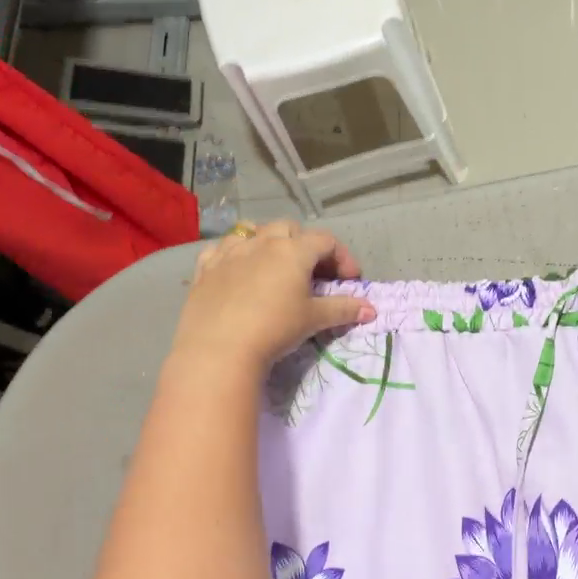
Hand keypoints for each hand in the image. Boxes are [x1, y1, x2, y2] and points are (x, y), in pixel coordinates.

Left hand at [171, 221, 375, 372]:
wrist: (219, 349)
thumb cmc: (275, 328)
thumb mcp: (314, 319)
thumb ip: (344, 309)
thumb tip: (371, 309)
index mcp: (293, 250)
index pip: (326, 241)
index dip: (343, 257)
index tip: (350, 280)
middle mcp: (262, 242)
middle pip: (289, 229)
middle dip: (306, 245)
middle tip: (314, 273)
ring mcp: (230, 252)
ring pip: (253, 231)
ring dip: (269, 243)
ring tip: (274, 266)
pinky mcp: (206, 267)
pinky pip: (223, 248)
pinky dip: (236, 254)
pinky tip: (239, 271)